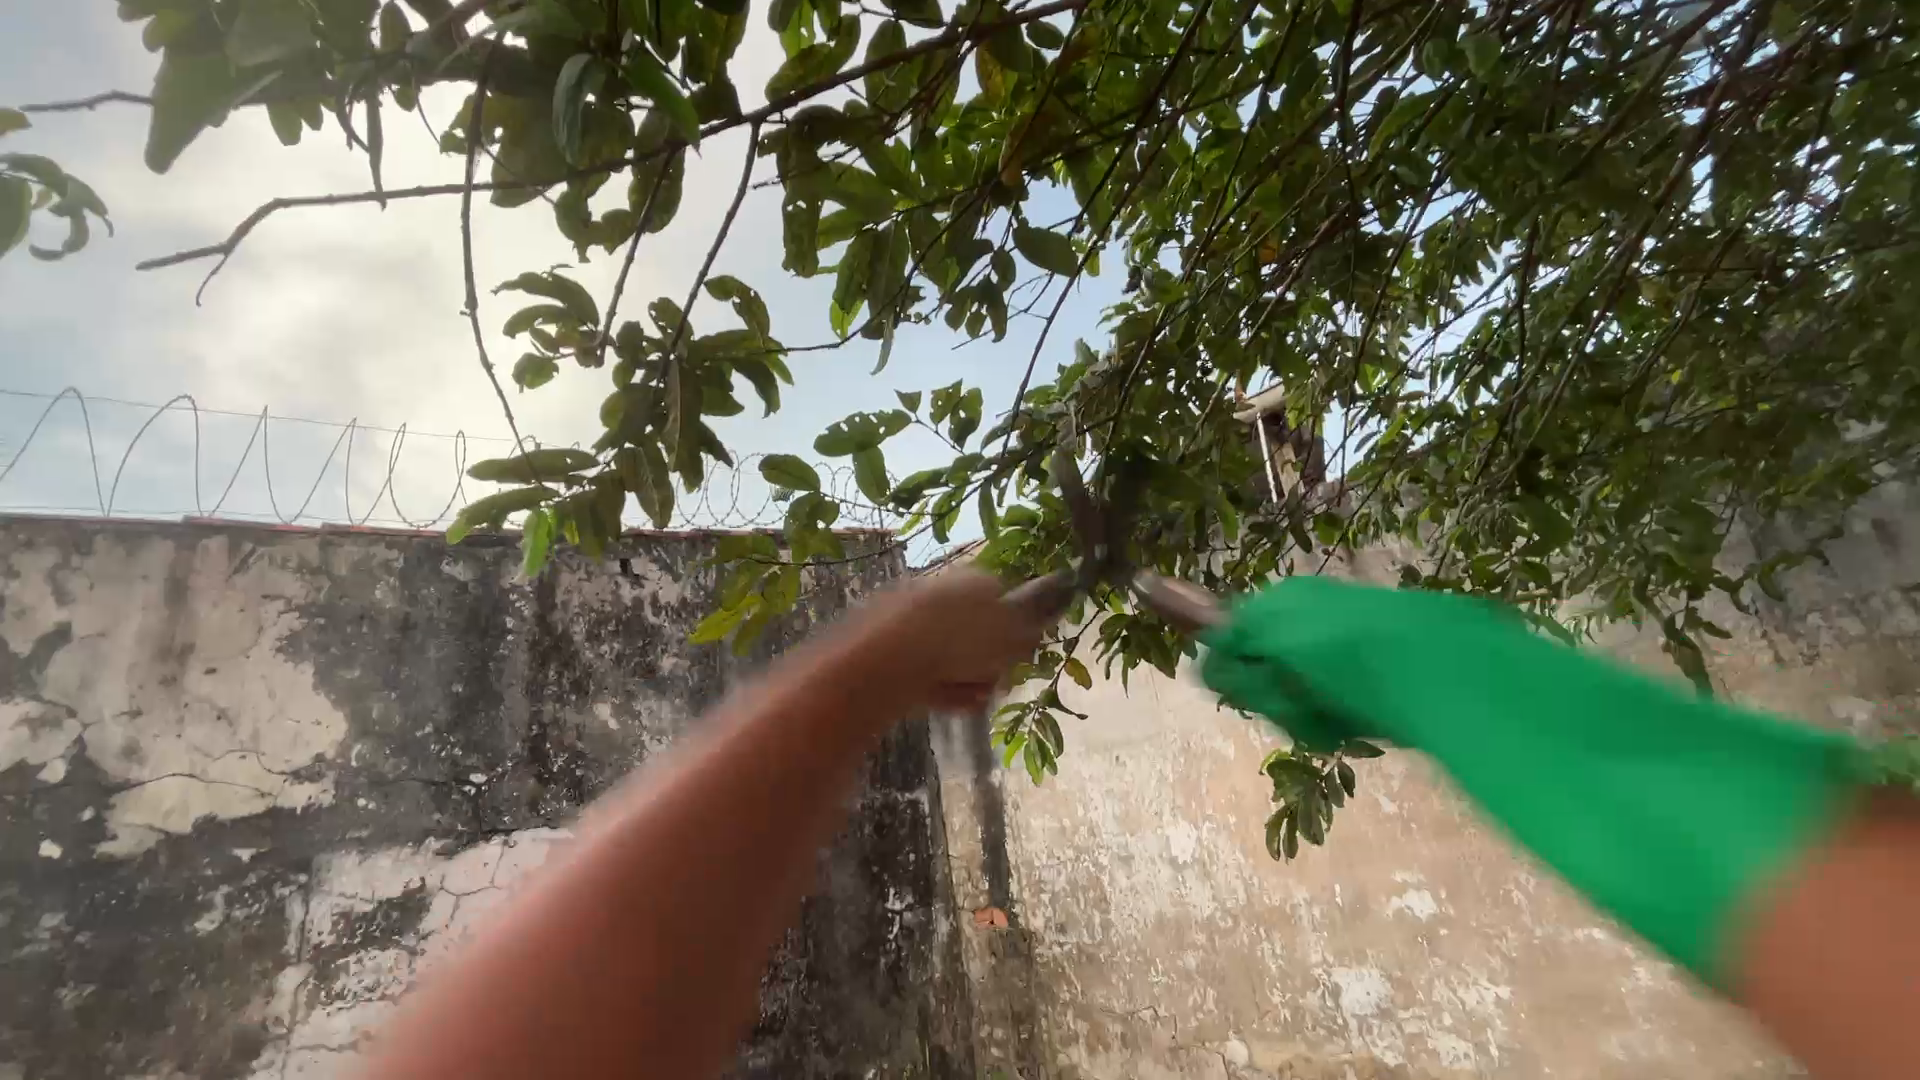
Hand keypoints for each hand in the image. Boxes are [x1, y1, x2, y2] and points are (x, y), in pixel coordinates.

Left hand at [860, 566, 1046, 710]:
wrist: (886, 660)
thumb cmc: (960, 640)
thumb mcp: (1011, 630)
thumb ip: (1035, 616)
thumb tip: (1060, 590)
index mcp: (975, 578)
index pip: (1008, 597)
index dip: (1021, 628)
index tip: (1025, 652)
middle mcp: (945, 591)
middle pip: (981, 630)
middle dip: (994, 659)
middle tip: (1000, 677)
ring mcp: (917, 620)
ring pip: (957, 655)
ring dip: (971, 678)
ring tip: (976, 694)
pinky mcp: (895, 651)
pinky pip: (930, 673)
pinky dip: (943, 689)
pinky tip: (953, 703)